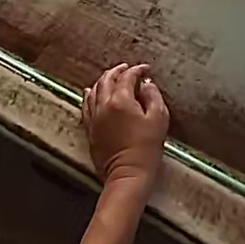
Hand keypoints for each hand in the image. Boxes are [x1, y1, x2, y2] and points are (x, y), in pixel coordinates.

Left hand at [81, 63, 169, 194]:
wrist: (128, 174)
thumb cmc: (146, 148)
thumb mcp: (159, 118)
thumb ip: (153, 96)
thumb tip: (147, 85)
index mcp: (121, 100)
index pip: (127, 77)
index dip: (138, 70)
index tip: (146, 69)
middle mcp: (103, 106)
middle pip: (106, 80)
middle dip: (118, 71)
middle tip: (128, 68)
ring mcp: (94, 118)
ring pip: (93, 91)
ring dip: (103, 81)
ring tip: (112, 77)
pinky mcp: (90, 130)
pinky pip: (86, 106)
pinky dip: (89, 95)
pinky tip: (90, 93)